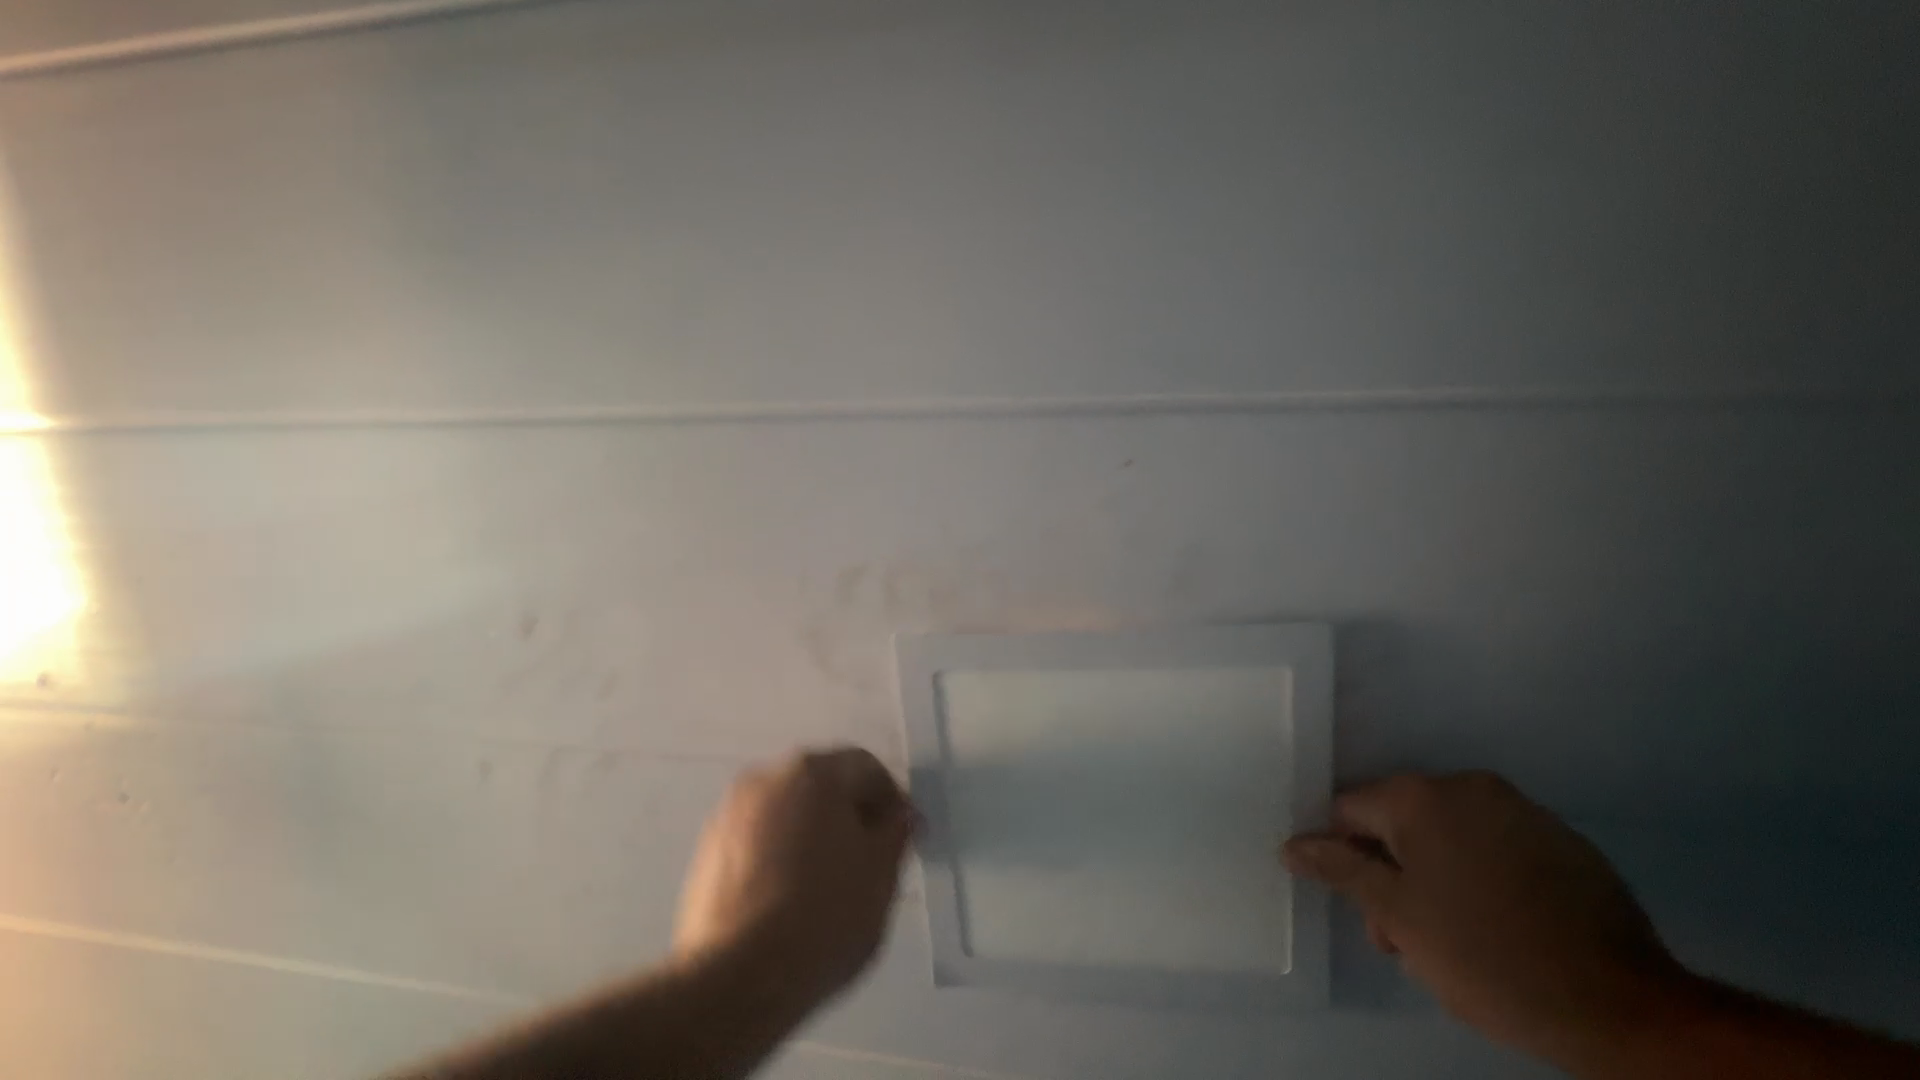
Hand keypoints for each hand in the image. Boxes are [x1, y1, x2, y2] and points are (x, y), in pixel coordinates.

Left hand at [673, 746, 916, 1012]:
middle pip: (822, 784)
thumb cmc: (824, 917)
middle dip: (849, 814)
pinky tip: (788, 899)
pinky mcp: (705, 851)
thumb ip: (895, 832)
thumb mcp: (881, 874)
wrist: (737, 978)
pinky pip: (757, 840)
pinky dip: (778, 855)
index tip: (903, 839)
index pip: (866, 767)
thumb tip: (896, 815)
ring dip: (811, 834)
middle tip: (869, 860)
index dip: (892, 801)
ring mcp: (728, 813)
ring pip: (787, 812)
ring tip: (827, 884)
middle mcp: (766, 778)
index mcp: (813, 772)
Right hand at [1284, 772, 1685, 1067]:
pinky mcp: (1563, 842)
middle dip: (1390, 875)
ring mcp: (1522, 810)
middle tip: (1400, 937)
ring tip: (1450, 940)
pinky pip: (1496, 848)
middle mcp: (1468, 786)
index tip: (1359, 907)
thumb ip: (1340, 872)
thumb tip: (1292, 845)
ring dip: (1434, 879)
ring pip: (1449, 837)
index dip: (1341, 857)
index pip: (1348, 810)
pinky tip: (1498, 927)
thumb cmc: (1486, 955)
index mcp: (1420, 797)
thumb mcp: (1397, 917)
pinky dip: (1481, 878)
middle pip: (1399, 823)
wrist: (1621, 1005)